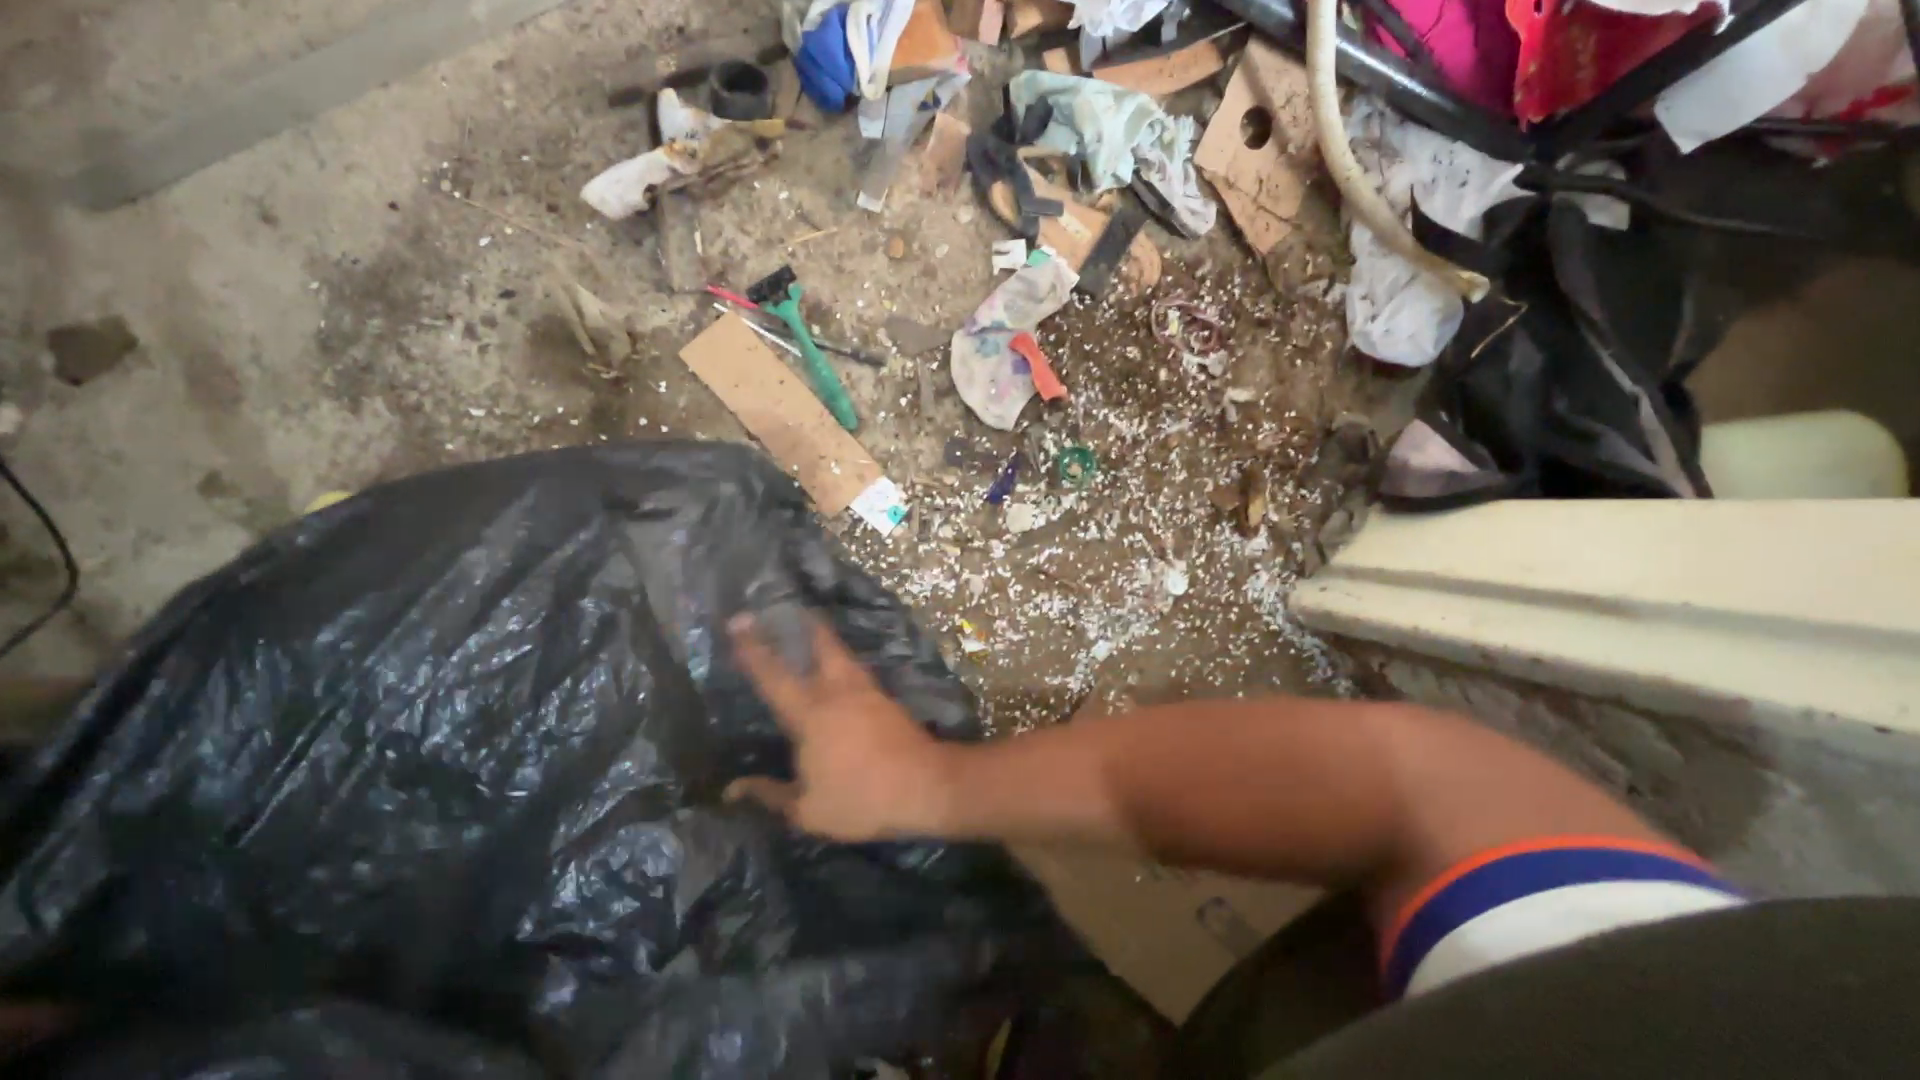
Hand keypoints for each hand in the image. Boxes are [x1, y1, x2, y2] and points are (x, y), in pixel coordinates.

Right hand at [725, 614, 958, 841]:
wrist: (927, 786)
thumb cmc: (862, 798)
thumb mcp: (808, 810)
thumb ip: (769, 795)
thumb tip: (732, 789)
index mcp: (810, 714)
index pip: (773, 676)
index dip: (752, 649)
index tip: (737, 622)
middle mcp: (837, 693)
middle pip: (818, 646)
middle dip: (800, 624)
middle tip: (786, 607)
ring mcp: (866, 693)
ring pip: (841, 655)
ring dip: (825, 638)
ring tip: (813, 628)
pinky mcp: (887, 701)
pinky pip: (857, 671)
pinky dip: (843, 661)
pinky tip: (842, 669)